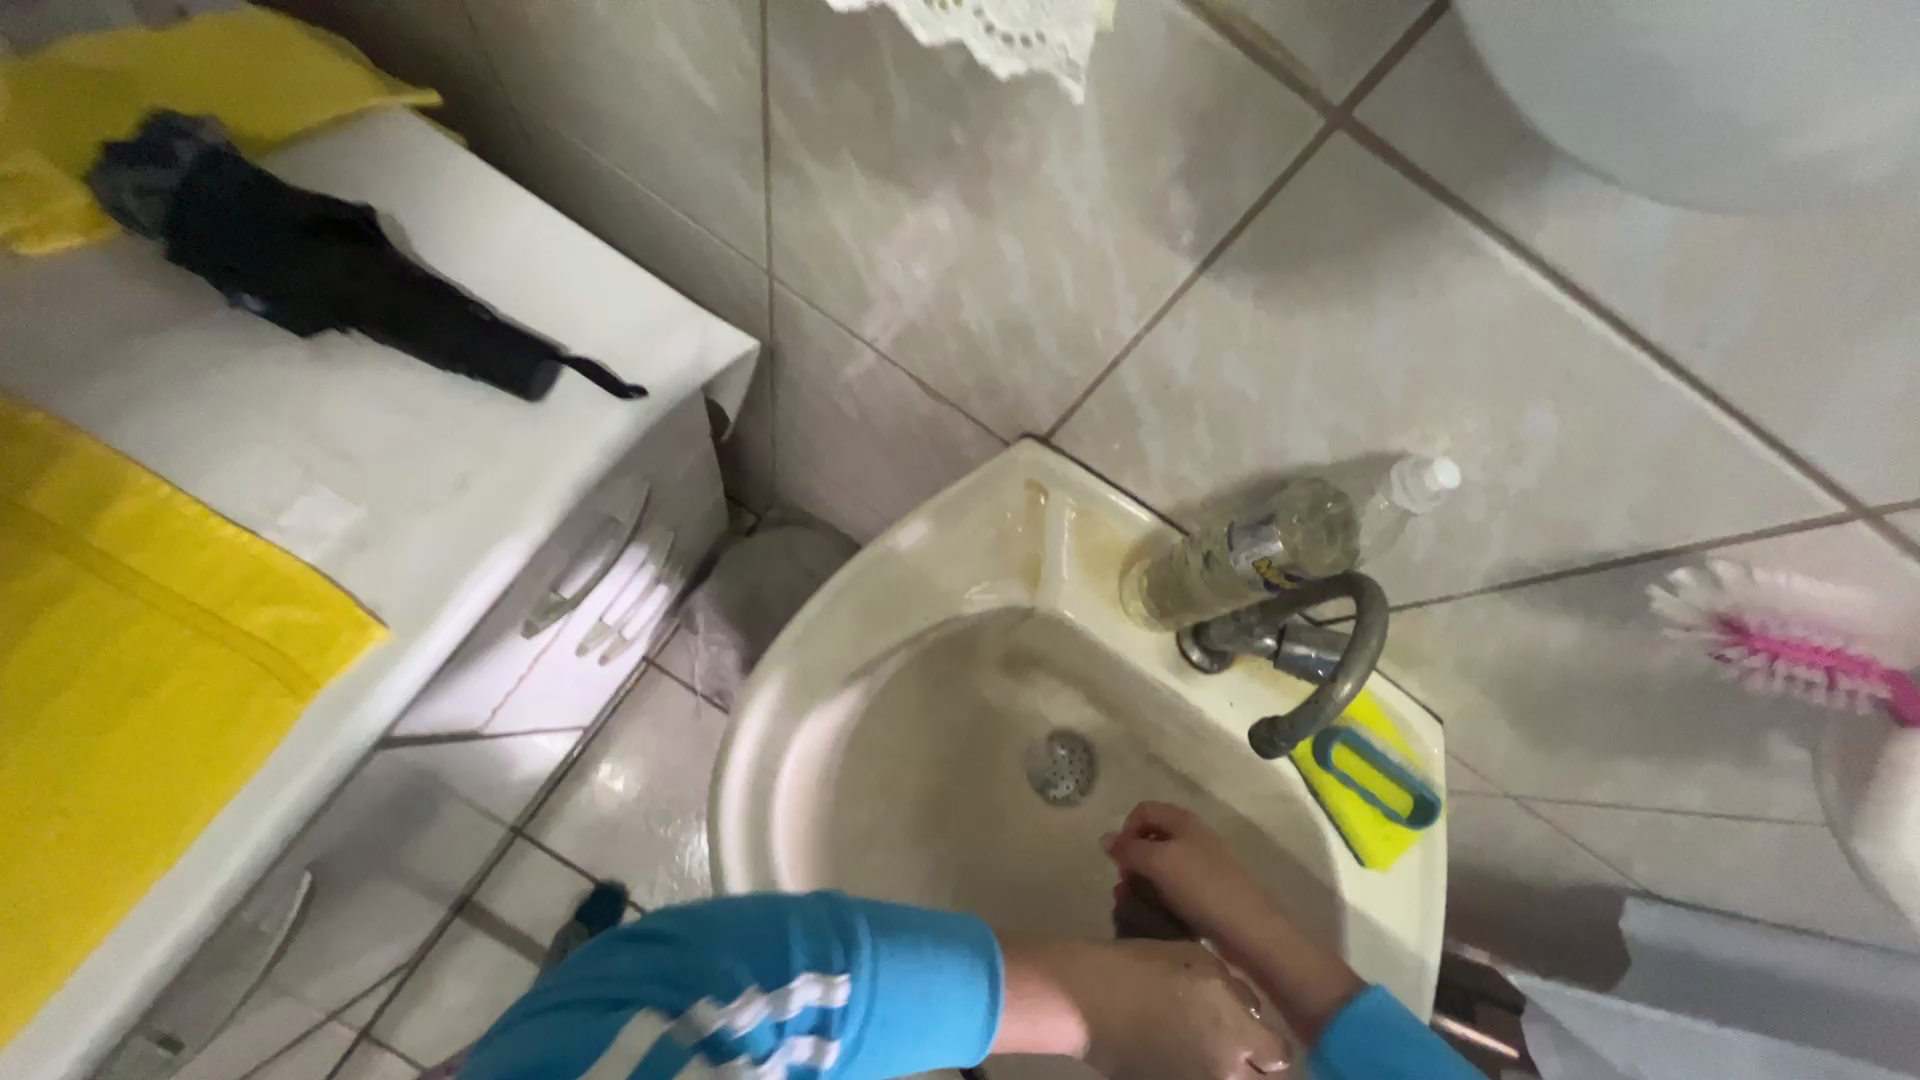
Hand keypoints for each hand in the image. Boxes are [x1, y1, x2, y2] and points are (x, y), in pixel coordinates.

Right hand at [1000, 939, 1285, 1079]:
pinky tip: (1178, 1052)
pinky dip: (1195, 1071)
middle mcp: (1225, 1072)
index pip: (1278, 1055)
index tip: (1256, 1030)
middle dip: (1255, 1066)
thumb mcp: (1198, 958)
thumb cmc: (1144, 966)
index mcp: (1237, 1034)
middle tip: (1236, 1045)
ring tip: (1206, 1047)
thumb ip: (1235, 990)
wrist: (1090, 996)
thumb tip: (1250, 1012)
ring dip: (1227, 1070)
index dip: (1269, 1041)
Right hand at [1102, 802, 1283, 948]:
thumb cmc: (1200, 885)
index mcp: (1182, 820)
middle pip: (1152, 838)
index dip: (1126, 830)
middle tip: (1124, 884)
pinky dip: (1160, 897)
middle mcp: (1193, 837)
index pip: (1143, 810)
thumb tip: (1105, 839)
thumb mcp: (1157, 862)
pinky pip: (1176, 888)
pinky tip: (1154, 913)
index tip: (1119, 858)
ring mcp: (1203, 865)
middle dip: (1132, 859)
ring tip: (1131, 903)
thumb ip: (1129, 849)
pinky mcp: (1209, 892)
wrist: (1249, 928)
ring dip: (1142, 881)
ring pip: (1162, 866)